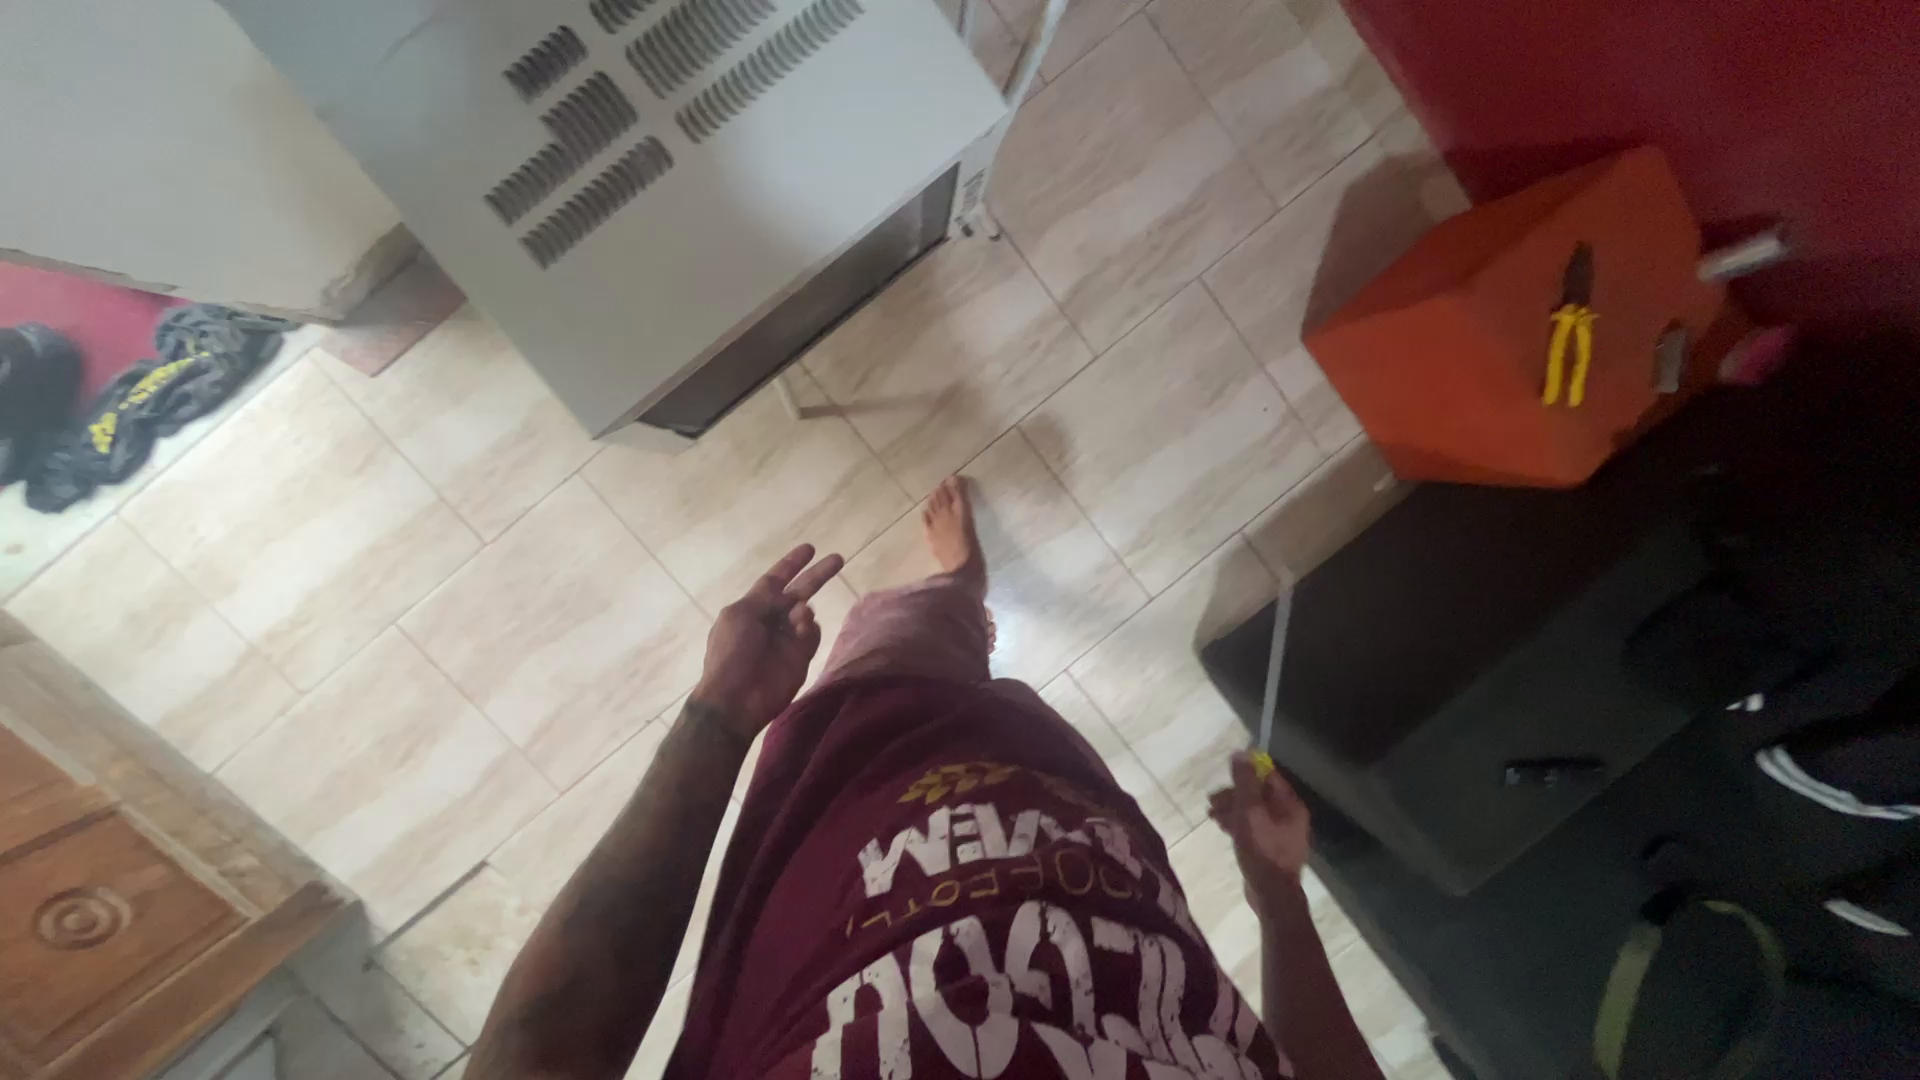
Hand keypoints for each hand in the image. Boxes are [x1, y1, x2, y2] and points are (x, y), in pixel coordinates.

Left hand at [691, 544, 843, 739]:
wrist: (736, 698)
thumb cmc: (731, 652)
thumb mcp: (740, 615)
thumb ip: (765, 599)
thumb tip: (792, 603)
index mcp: (751, 607)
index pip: (775, 580)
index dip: (791, 564)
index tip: (809, 548)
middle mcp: (772, 619)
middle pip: (800, 591)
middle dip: (817, 576)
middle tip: (838, 559)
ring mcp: (787, 638)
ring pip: (807, 613)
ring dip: (804, 611)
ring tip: (798, 618)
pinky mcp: (801, 656)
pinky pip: (812, 634)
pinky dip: (809, 629)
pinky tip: (801, 630)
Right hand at [1209, 753, 1311, 908]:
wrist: (1272, 894)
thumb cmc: (1262, 849)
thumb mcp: (1250, 811)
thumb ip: (1245, 782)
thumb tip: (1241, 753)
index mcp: (1290, 805)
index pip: (1268, 776)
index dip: (1246, 772)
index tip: (1226, 775)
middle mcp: (1290, 816)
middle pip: (1259, 794)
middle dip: (1234, 794)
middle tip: (1212, 800)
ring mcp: (1281, 833)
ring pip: (1253, 811)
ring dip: (1232, 808)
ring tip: (1211, 814)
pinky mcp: (1271, 847)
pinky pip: (1253, 826)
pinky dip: (1237, 823)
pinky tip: (1221, 826)